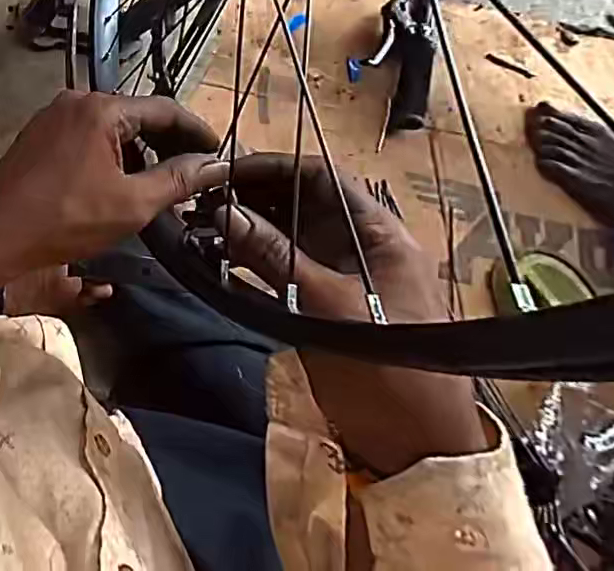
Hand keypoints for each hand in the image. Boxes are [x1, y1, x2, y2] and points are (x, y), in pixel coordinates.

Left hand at [0, 90, 228, 271]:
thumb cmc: (65, 218)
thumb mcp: (133, 203)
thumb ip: (178, 179)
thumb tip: (214, 164)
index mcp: (99, 109)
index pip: (164, 109)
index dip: (197, 131)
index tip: (219, 154)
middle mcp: (74, 102)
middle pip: (136, 115)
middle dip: (167, 143)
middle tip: (195, 174)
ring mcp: (52, 116)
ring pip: (110, 127)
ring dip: (138, 151)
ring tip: (161, 184)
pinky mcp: (39, 134)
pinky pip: (85, 135)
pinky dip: (109, 153)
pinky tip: (121, 181)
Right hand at [218, 154, 487, 474]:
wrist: (416, 447)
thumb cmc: (393, 369)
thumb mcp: (331, 307)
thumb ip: (275, 256)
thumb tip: (224, 212)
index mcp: (375, 234)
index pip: (320, 176)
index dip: (273, 166)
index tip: (227, 170)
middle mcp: (350, 243)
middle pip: (293, 199)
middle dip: (247, 194)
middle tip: (201, 196)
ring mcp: (329, 270)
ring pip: (277, 229)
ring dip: (239, 223)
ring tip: (197, 222)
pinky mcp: (309, 296)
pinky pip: (269, 262)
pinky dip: (240, 254)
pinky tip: (209, 253)